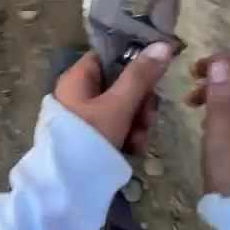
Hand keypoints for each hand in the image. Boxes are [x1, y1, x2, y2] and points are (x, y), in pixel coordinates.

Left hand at [53, 42, 173, 153]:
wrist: (67, 184)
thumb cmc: (89, 138)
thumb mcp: (118, 106)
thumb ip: (140, 77)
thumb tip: (163, 45)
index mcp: (77, 78)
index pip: (109, 56)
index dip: (134, 62)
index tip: (154, 76)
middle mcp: (77, 93)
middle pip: (119, 84)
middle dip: (139, 102)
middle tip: (148, 117)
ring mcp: (82, 116)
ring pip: (120, 108)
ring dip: (136, 121)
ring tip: (139, 138)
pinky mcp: (88, 137)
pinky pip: (114, 127)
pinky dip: (126, 135)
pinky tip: (133, 149)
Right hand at [183, 53, 229, 196]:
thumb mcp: (221, 140)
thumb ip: (221, 101)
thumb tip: (220, 64)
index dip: (228, 61)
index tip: (197, 71)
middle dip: (222, 77)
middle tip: (189, 91)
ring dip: (222, 94)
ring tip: (193, 107)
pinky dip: (229, 110)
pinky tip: (209, 123)